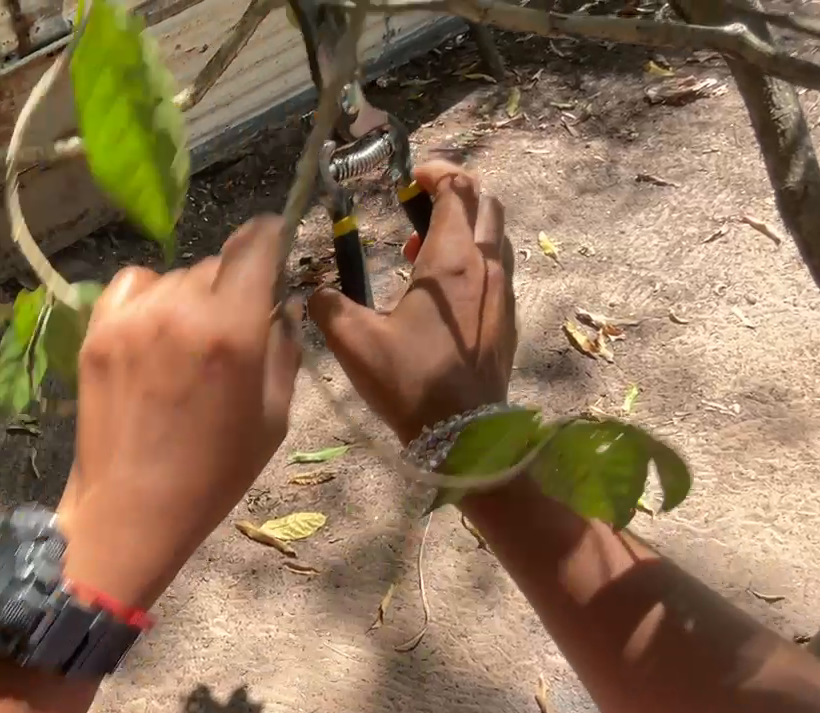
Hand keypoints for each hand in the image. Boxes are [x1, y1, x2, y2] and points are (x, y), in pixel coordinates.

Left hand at [57, 216, 300, 611]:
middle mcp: (181, 310)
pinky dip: (145, 299)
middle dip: (226, 290)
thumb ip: (283, 350)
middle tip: (222, 336)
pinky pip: (129, 288)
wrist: (132, 510)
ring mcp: (132, 320)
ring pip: (171, 279)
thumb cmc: (212, 475)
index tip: (270, 251)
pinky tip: (150, 334)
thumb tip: (279, 309)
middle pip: (213, 266)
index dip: (268, 240)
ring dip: (185, 299)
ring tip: (181, 347)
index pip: (255, 243)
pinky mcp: (96, 334)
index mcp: (232, 329)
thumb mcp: (274, 420)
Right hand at [306, 162, 516, 442]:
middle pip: (485, 204)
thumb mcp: (354, 343)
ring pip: (495, 237)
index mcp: (451, 262)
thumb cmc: (408, 381)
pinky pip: (497, 270)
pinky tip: (442, 294)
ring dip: (463, 230)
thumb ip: (328, 307)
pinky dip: (472, 262)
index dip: (436, 174)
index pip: (457, 190)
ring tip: (423, 252)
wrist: (461, 431)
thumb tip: (313, 291)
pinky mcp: (507, 320)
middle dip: (453, 195)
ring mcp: (504, 293)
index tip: (411, 177)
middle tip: (417, 209)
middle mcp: (487, 266)